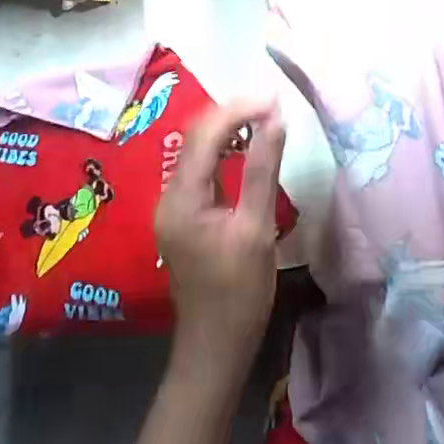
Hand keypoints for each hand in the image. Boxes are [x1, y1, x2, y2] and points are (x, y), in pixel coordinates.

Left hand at [155, 100, 286, 379]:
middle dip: (232, 116)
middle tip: (272, 106)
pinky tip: (248, 153)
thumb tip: (275, 121)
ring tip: (265, 121)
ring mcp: (173, 207)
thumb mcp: (256, 229)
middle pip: (196, 139)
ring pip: (198, 154)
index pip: (204, 136)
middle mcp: (169, 196)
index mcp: (182, 198)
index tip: (274, 99)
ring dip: (228, 133)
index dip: (238, 110)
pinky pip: (202, 174)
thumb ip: (263, 171)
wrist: (215, 345)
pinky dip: (225, 156)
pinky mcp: (183, 218)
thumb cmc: (239, 293)